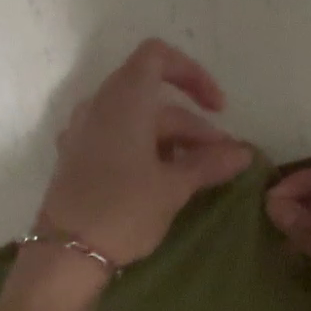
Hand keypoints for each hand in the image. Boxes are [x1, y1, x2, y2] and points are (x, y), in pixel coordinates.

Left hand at [37, 38, 251, 265]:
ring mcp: (83, 131)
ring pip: (136, 122)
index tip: (218, 108)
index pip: (158, 57)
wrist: (66, 253)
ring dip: (170, 141)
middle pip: (153, 99)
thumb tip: (243, 153)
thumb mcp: (173, 187)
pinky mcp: (76, 157)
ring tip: (196, 174)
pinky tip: (160, 180)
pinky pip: (116, 139)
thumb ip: (209, 164)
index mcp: (124, 99)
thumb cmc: (124, 211)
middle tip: (221, 161)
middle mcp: (99, 105)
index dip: (193, 74)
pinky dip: (143, 150)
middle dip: (192, 126)